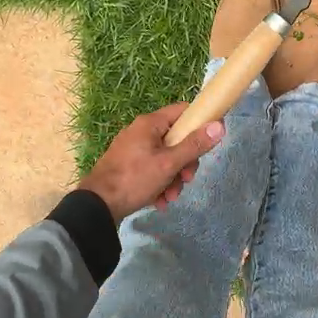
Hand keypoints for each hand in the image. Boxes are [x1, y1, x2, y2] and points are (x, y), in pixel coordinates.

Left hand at [79, 104, 222, 220]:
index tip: (209, 142)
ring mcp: (132, 150)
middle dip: (185, 162)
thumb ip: (194, 145)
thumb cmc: (135, 178)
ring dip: (173, 178)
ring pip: (165, 158)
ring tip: (170, 197)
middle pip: (175, 139)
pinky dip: (159, 184)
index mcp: (149, 123)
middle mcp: (140, 132)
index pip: (182, 111)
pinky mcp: (127, 167)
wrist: (97, 205)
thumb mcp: (169, 163)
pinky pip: (151, 170)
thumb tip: (219, 125)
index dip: (199, 123)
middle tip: (187, 179)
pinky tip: (159, 202)